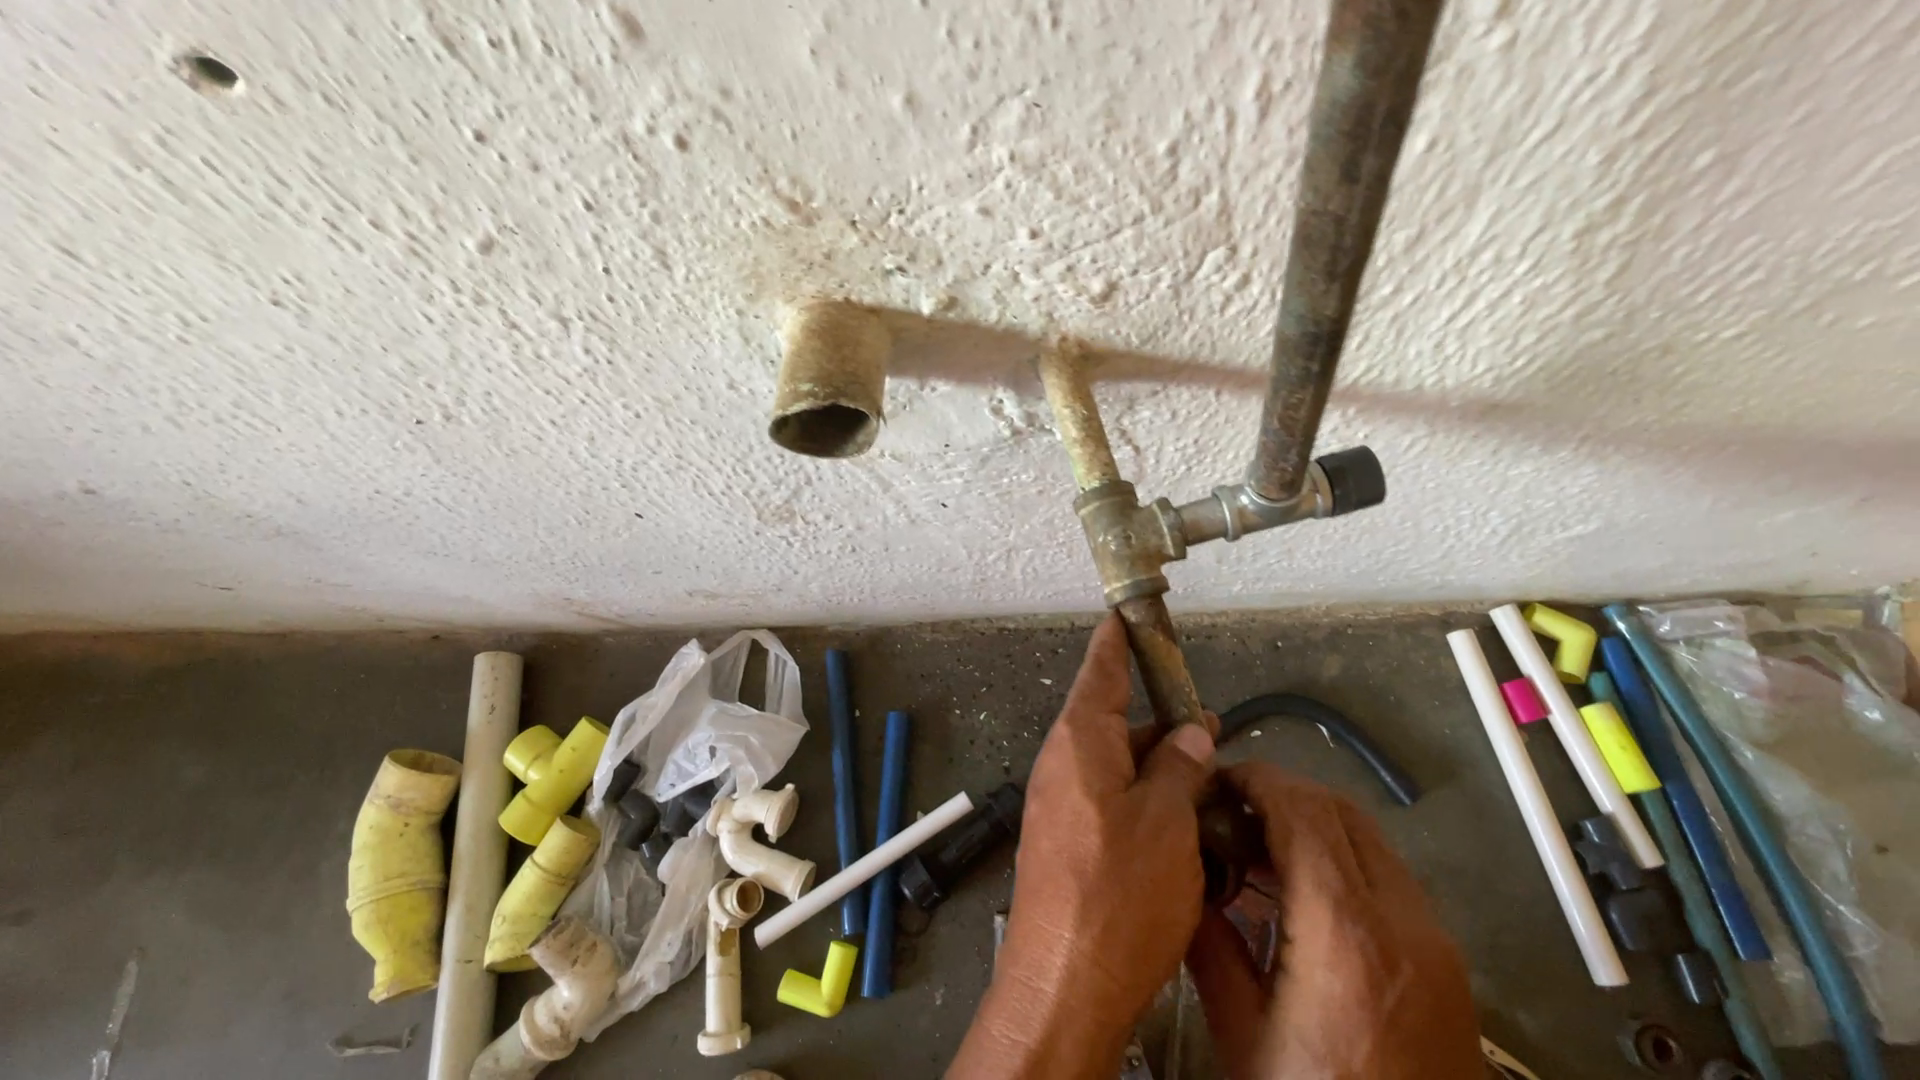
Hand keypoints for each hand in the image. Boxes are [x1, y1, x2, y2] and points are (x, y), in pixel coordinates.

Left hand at [949, 614, 1215, 1079]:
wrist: (1066, 985)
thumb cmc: (1119, 894)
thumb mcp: (1167, 822)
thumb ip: (1180, 768)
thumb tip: (1190, 734)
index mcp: (1080, 743)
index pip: (1099, 673)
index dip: (1117, 641)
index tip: (1125, 614)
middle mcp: (1062, 766)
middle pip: (1112, 721)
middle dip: (1160, 722)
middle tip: (1209, 727)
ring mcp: (1060, 807)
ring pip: (1116, 766)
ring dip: (1159, 769)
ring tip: (1209, 781)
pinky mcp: (1067, 844)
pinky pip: (1110, 802)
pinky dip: (1145, 801)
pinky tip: (1182, 825)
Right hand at [1186, 764, 1481, 1079]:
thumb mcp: (1242, 1034)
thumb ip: (1213, 946)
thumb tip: (1187, 884)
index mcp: (1344, 932)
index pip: (1304, 813)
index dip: (1260, 780)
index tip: (1219, 779)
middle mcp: (1403, 919)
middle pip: (1344, 813)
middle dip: (1285, 794)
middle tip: (1233, 810)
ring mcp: (1435, 940)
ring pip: (1373, 842)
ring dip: (1317, 826)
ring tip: (1263, 849)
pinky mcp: (1448, 963)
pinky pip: (1393, 880)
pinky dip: (1346, 862)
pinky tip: (1308, 895)